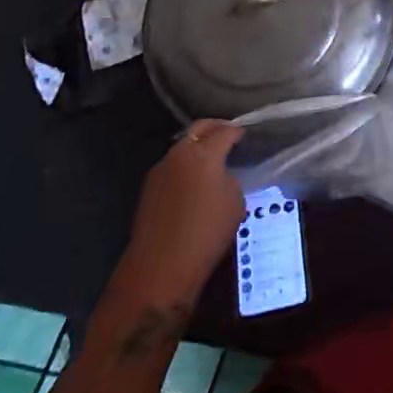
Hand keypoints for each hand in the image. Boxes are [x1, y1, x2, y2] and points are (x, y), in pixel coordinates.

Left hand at [125, 120, 245, 285]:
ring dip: (197, 147)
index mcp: (204, 153)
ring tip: (213, 159)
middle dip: (215, 128)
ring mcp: (159, 170)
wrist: (161, 264)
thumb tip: (220, 176)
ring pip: (182, 147)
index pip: (224, 132)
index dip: (237, 131)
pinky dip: (186, 165)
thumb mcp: (235, 202)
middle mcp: (179, 154)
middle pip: (198, 130)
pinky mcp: (148, 188)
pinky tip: (195, 180)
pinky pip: (172, 166)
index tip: (244, 134)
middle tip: (228, 134)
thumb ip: (229, 179)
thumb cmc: (207, 231)